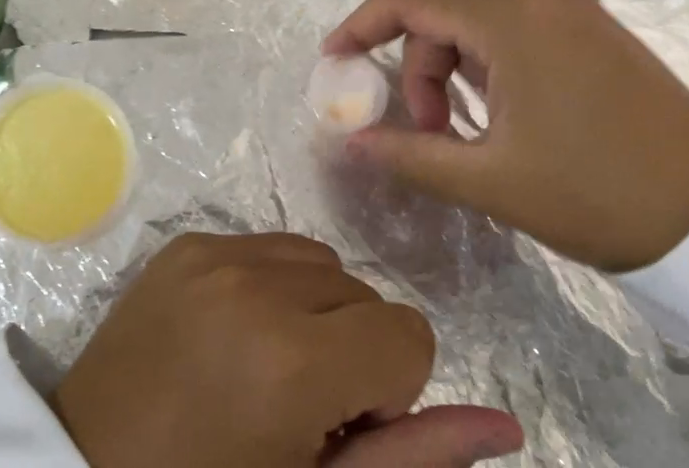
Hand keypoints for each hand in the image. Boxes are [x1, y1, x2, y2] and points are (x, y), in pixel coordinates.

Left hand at [53, 233, 523, 467]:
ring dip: (315, 311)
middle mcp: (254, 286)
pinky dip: (270, 285)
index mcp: (293, 360)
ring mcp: (211, 254)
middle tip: (293, 404)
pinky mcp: (182, 243)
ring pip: (321, 262)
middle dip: (350, 348)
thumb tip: (505, 426)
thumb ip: (415, 457)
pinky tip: (231, 336)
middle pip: (365, 292)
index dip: (388, 389)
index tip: (335, 423)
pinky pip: (268, 245)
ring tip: (263, 367)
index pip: (410, 335)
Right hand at [322, 0, 688, 271]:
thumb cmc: (594, 195)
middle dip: (416, 65)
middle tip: (426, 130)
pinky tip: (501, 116)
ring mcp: (577, 16)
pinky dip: (490, 67)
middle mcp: (544, 1)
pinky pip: (520, 35)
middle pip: (446, 12)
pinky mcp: (599, 37)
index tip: (333, 59)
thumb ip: (409, 153)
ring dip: (453, 70)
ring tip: (464, 134)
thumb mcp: (488, 180)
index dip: (362, 24)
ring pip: (482, 24)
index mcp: (514, 22)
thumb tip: (351, 142)